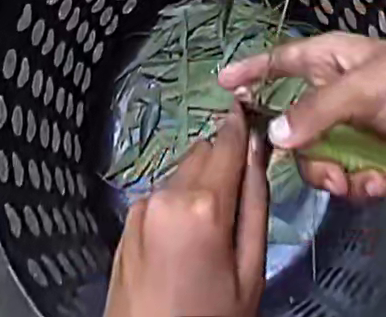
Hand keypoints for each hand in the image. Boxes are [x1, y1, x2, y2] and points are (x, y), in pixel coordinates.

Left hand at [105, 108, 270, 316]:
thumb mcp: (249, 272)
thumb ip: (255, 204)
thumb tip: (257, 151)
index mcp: (203, 205)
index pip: (227, 142)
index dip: (241, 127)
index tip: (251, 113)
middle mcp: (168, 193)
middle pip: (204, 152)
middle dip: (222, 163)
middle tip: (238, 198)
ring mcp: (143, 204)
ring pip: (183, 170)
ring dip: (200, 183)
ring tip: (210, 231)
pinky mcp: (128, 217)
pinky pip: (163, 192)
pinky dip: (178, 201)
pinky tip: (184, 241)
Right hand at [217, 33, 385, 200]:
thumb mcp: (363, 89)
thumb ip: (317, 111)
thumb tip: (276, 137)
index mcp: (330, 57)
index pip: (281, 60)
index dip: (253, 70)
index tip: (222, 82)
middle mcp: (336, 88)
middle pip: (296, 122)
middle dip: (303, 151)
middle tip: (320, 172)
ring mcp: (355, 123)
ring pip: (319, 154)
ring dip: (332, 175)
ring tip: (356, 184)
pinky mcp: (374, 153)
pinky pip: (347, 173)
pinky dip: (358, 185)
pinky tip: (378, 186)